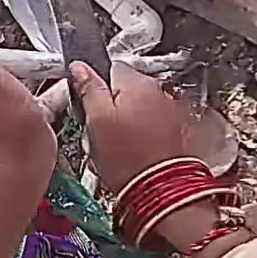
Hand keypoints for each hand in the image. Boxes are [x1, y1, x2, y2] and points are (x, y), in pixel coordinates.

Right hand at [68, 60, 191, 192]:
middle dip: (110, 103)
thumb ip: (88, 88)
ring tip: (114, 141)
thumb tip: (79, 68)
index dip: (93, 85)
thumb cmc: (127, 157)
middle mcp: (160, 92)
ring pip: (137, 106)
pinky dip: (140, 132)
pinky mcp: (177, 131)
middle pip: (124, 87)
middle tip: (97, 126)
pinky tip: (130, 148)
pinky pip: (150, 122)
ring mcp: (171, 111)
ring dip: (125, 118)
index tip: (86, 103)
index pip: (109, 68)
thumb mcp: (96, 119)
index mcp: (138, 83)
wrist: (159, 189)